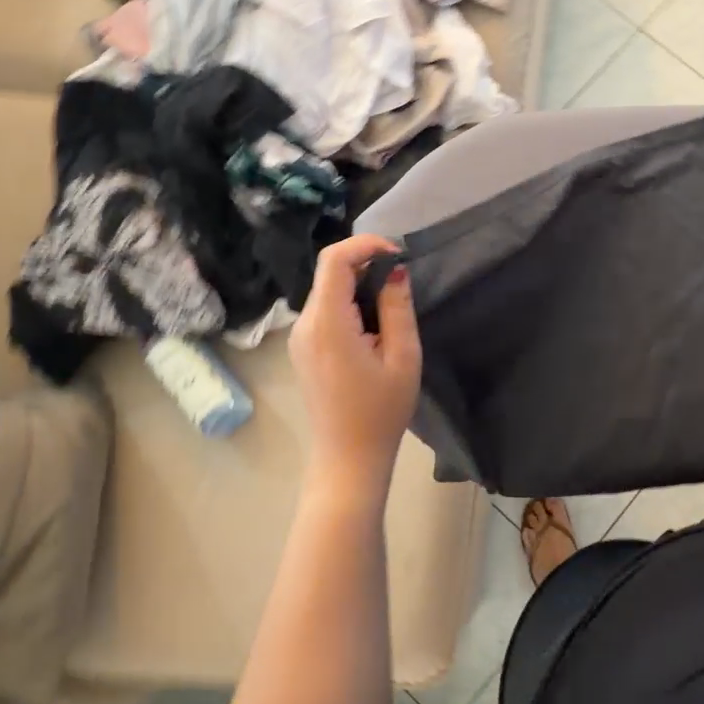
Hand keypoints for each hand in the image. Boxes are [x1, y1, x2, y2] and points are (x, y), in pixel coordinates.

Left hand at [288, 235, 421, 485]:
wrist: (349, 458)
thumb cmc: (381, 410)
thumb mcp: (403, 356)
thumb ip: (397, 307)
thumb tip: (394, 270)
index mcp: (328, 324)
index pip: (335, 260)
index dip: (366, 245)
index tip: (398, 254)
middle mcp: (305, 324)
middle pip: (329, 272)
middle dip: (366, 263)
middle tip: (403, 277)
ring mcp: (300, 338)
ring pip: (327, 290)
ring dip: (359, 284)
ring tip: (393, 301)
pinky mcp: (304, 349)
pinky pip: (325, 310)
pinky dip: (349, 303)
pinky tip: (375, 324)